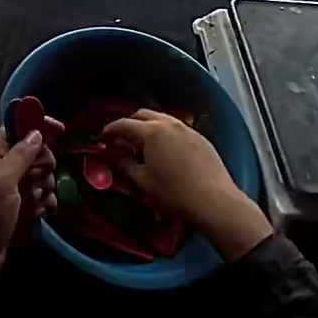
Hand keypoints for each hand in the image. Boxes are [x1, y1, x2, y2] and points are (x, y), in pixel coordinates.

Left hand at [0, 127, 57, 283]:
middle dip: (43, 166)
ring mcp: (12, 191)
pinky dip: (44, 205)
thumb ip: (21, 155)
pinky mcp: (20, 211)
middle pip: (35, 154)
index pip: (16, 129)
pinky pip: (41, 199)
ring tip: (34, 204)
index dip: (36, 126)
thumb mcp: (2, 180)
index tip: (59, 130)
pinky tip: (41, 214)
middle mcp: (3, 169)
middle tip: (37, 180)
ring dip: (44, 189)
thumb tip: (37, 132)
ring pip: (42, 178)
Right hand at [102, 110, 270, 260]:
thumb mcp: (143, 182)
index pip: (124, 124)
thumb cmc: (173, 192)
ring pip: (162, 120)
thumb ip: (125, 166)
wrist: (214, 201)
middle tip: (122, 140)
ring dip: (149, 128)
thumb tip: (116, 159)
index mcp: (151, 131)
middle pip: (143, 115)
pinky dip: (165, 135)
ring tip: (143, 146)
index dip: (110, 130)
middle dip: (130, 124)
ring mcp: (188, 129)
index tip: (104, 138)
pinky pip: (177, 129)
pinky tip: (165, 152)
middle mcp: (169, 124)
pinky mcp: (201, 139)